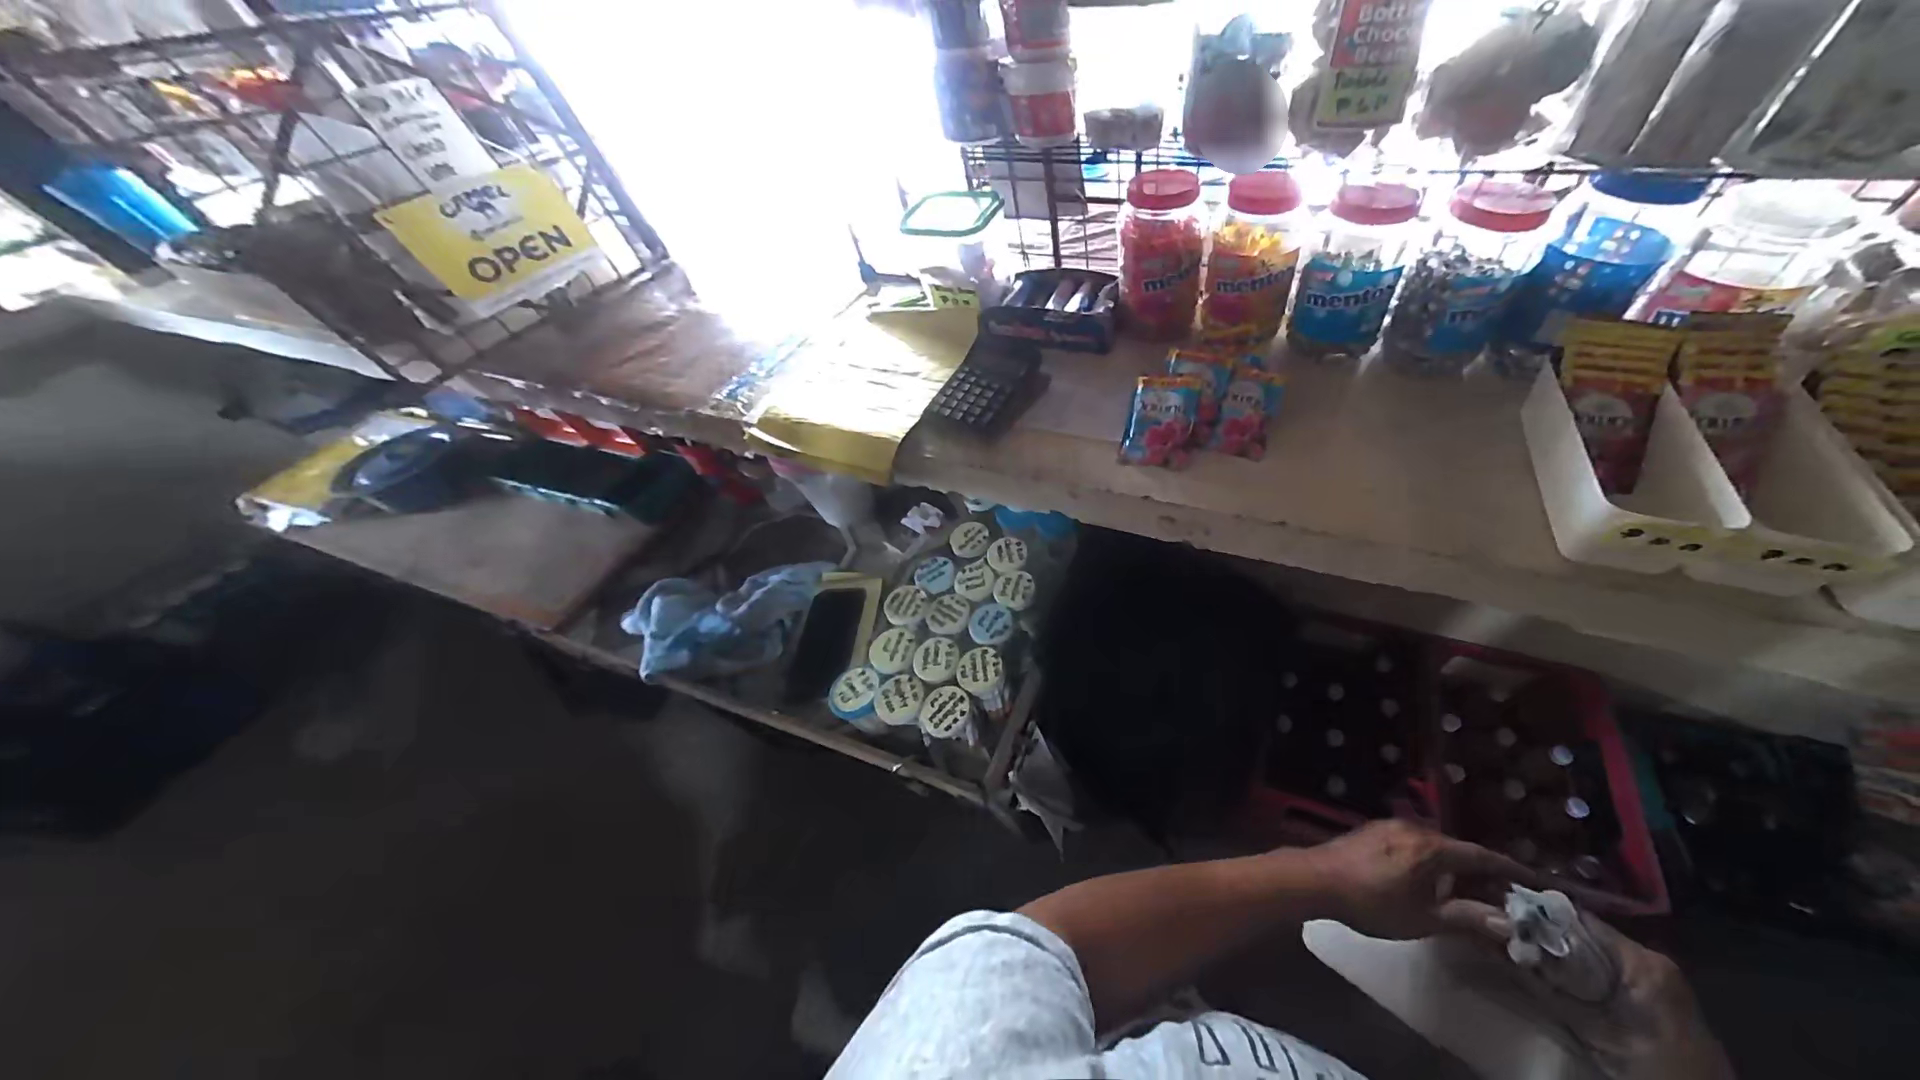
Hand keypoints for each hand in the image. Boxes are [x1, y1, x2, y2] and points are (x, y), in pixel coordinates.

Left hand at [1302, 818, 1533, 939]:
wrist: (1314, 879)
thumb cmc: (1371, 901)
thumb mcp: (1424, 917)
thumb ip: (1466, 918)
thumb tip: (1507, 924)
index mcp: (1430, 847)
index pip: (1481, 855)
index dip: (1509, 869)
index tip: (1533, 882)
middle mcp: (1412, 829)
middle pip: (1457, 849)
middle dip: (1482, 871)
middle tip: (1502, 896)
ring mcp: (1388, 827)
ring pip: (1433, 846)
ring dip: (1454, 866)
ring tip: (1468, 891)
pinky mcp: (1370, 833)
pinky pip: (1412, 844)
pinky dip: (1430, 861)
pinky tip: (1429, 880)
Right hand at [1462, 908, 1734, 1079]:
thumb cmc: (1651, 1067)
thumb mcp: (1590, 1028)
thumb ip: (1542, 984)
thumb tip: (1488, 943)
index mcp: (1641, 960)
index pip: (1574, 916)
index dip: (1533, 913)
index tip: (1497, 915)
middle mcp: (1651, 958)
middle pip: (1581, 930)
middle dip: (1541, 932)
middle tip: (1500, 932)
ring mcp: (1658, 976)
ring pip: (1591, 947)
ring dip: (1557, 951)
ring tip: (1518, 950)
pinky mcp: (1657, 994)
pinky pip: (1606, 965)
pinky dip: (1577, 967)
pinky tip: (1553, 975)